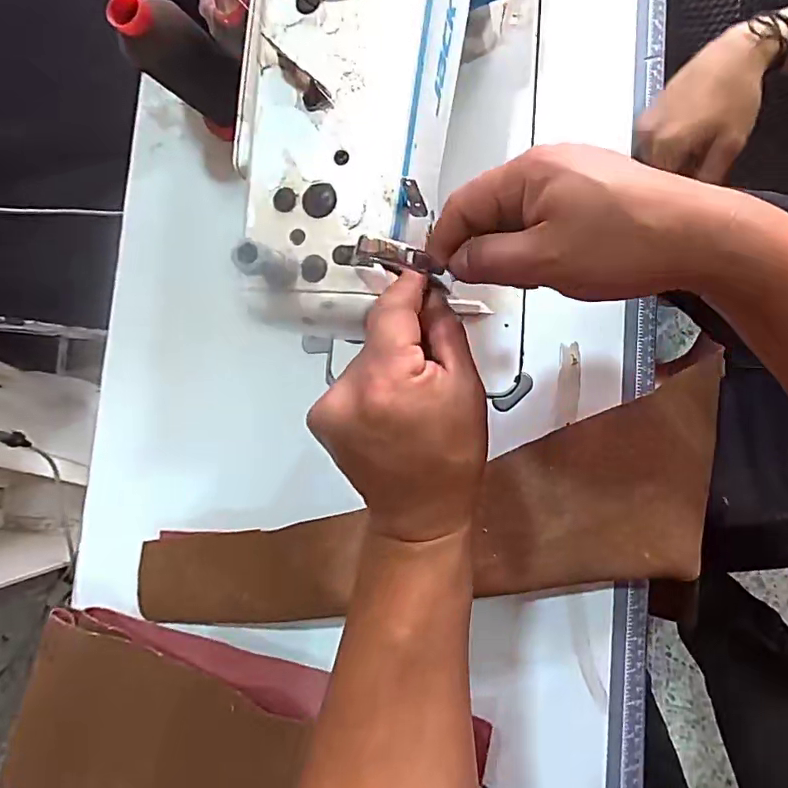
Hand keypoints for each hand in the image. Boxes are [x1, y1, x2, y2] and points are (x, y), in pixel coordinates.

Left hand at [307, 272, 487, 542]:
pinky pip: (353, 379)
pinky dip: (373, 380)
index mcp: (386, 379)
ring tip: (413, 392)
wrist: (420, 513)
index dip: (407, 289)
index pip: (390, 310)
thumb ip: (444, 331)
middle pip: (377, 335)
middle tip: (432, 354)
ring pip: (365, 357)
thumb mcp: (466, 386)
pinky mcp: (322, 416)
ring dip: (388, 359)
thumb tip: (430, 296)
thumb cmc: (452, 454)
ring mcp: (328, 404)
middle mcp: (346, 388)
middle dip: (405, 335)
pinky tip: (392, 405)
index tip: (420, 275)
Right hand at [427, 143, 741, 300]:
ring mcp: (577, 170)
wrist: (701, 236)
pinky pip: (551, 212)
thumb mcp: (544, 261)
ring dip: (514, 245)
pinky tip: (559, 261)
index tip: (439, 272)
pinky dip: (541, 238)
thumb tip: (458, 258)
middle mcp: (548, 160)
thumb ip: (490, 260)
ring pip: (523, 211)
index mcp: (527, 170)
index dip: (445, 240)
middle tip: (488, 282)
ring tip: (530, 275)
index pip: (463, 203)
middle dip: (483, 244)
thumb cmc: (622, 245)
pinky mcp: (599, 186)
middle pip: (492, 205)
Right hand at [633, 24, 775, 182]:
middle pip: (653, 172)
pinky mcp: (649, 110)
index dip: (678, 195)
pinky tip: (683, 147)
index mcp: (666, 144)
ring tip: (690, 164)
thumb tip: (700, 197)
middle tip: (693, 183)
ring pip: (649, 157)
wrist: (733, 53)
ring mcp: (646, 121)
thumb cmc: (736, 94)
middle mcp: (649, 133)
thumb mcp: (732, 141)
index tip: (693, 199)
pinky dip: (663, 148)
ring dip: (666, 164)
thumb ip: (711, 175)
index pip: (662, 185)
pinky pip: (650, 141)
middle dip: (670, 179)